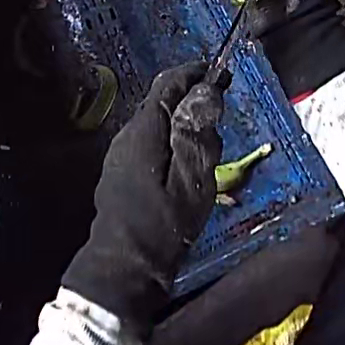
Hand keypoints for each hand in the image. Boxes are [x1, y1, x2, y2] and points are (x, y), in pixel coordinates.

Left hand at [62, 62, 223, 329]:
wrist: (123, 271)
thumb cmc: (162, 224)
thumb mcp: (190, 178)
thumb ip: (197, 132)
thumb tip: (206, 90)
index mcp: (144, 130)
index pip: (169, 83)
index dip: (196, 73)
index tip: (222, 74)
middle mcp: (128, 134)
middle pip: (163, 101)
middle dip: (193, 101)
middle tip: (220, 119)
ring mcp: (121, 154)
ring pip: (158, 122)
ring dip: (184, 124)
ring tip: (208, 150)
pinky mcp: (122, 171)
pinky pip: (152, 141)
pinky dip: (173, 141)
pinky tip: (186, 167)